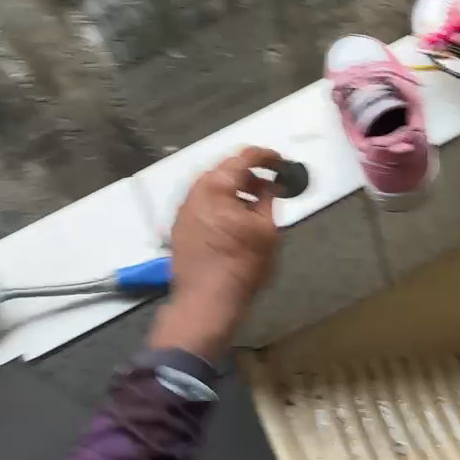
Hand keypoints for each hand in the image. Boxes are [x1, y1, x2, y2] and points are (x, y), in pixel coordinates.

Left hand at [147, 146, 283, 359]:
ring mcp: (183, 211)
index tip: (280, 162)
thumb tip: (270, 186)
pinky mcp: (179, 228)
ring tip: (254, 205)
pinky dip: (221, 205)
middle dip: (248, 174)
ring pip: (211, 189)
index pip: (243, 158)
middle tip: (270, 186)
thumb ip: (269, 200)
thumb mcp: (267, 230)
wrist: (206, 302)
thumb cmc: (242, 266)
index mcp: (215, 187)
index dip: (266, 156)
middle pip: (223, 171)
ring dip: (234, 190)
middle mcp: (194, 193)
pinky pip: (203, 205)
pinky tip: (235, 221)